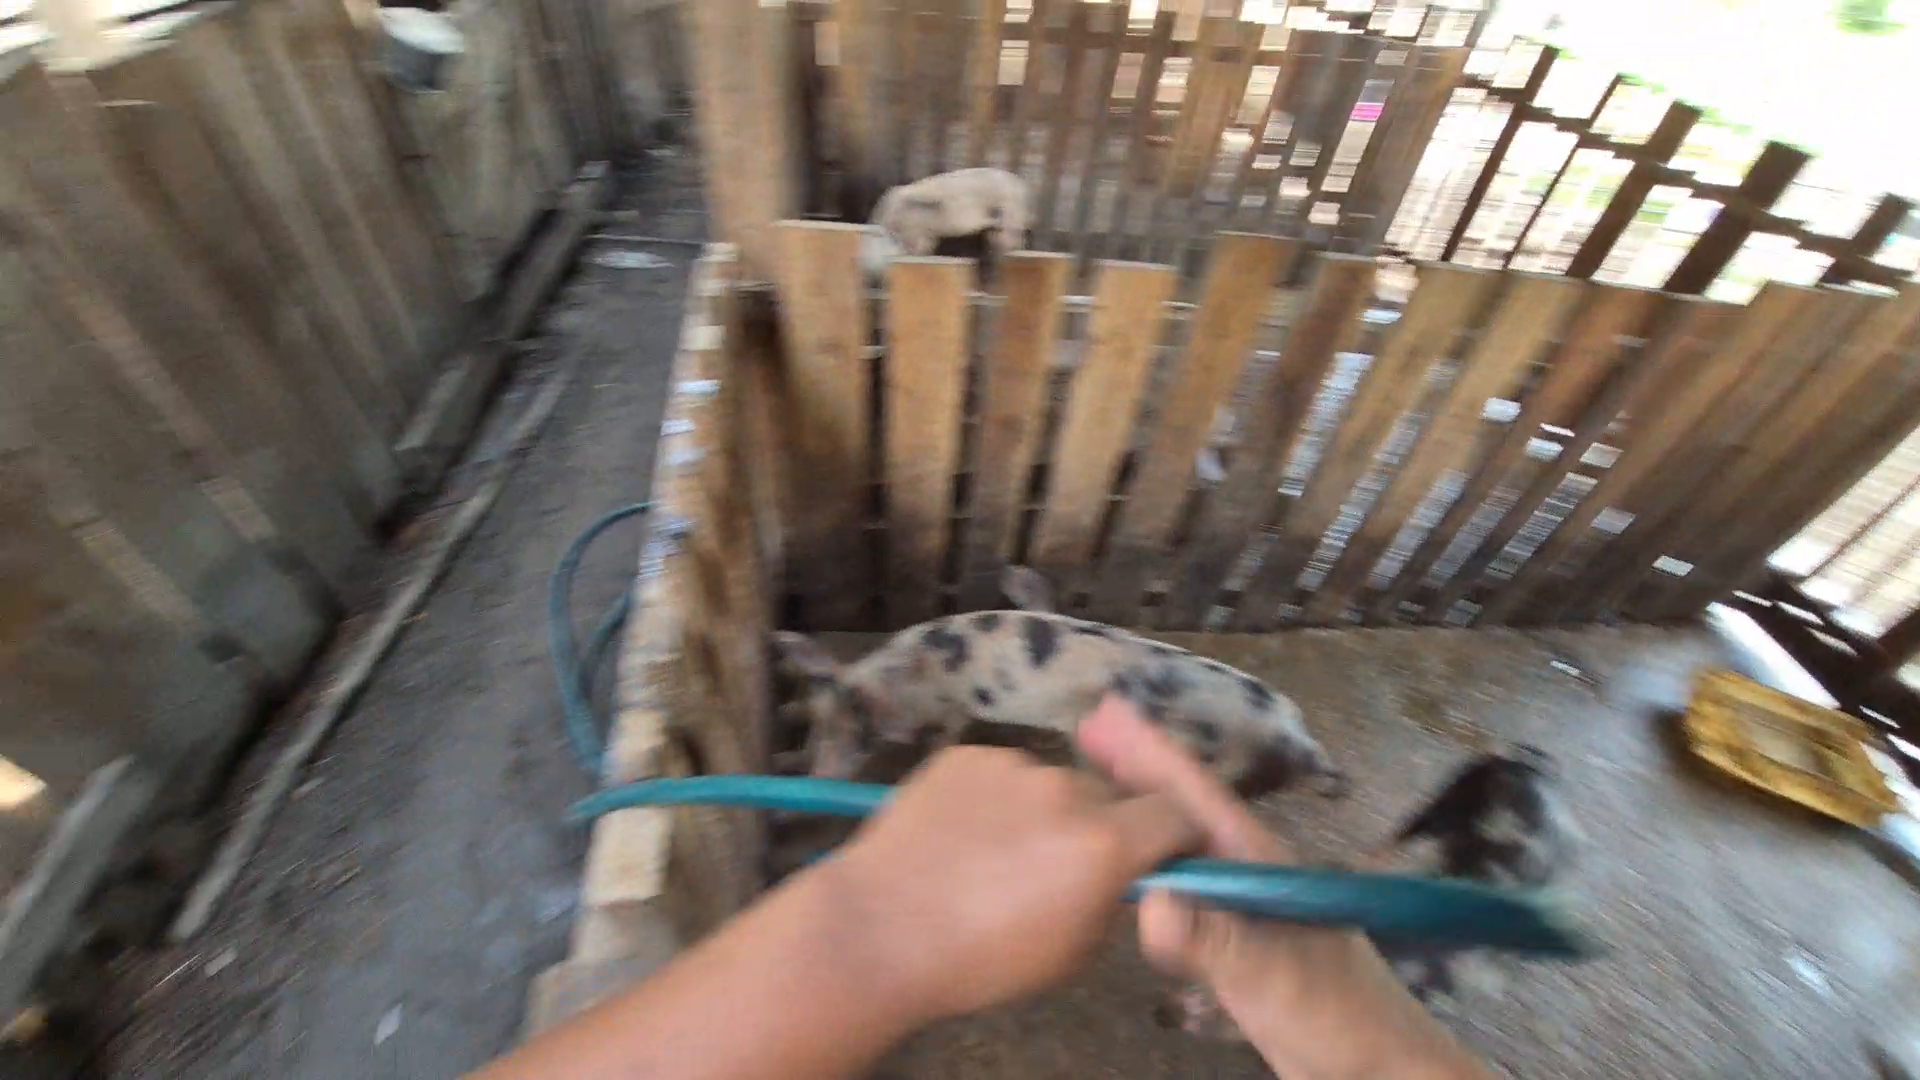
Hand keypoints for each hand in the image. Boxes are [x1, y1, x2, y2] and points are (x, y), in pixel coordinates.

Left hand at [812, 743, 1198, 1025]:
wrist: (881, 926)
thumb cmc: (981, 958)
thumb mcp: (1072, 951)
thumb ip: (1111, 898)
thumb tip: (1120, 873)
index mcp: (1101, 841)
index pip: (1174, 813)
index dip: (1176, 832)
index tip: (1165, 849)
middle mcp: (1063, 787)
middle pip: (1106, 796)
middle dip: (1101, 824)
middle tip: (1060, 861)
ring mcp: (1009, 762)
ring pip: (1049, 782)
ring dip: (1043, 809)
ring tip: (997, 849)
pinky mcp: (965, 753)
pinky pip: (1000, 772)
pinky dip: (996, 797)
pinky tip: (962, 832)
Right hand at [1079, 699, 1494, 1079]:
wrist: (1377, 1064)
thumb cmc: (1333, 1011)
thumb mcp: (1271, 975)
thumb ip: (1215, 939)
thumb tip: (1151, 903)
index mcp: (1253, 855)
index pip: (1194, 789)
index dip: (1150, 749)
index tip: (1111, 711)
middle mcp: (1239, 862)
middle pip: (1181, 800)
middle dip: (1138, 760)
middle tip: (1092, 724)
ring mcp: (1234, 894)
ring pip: (1176, 834)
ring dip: (1139, 798)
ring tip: (1098, 772)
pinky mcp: (1227, 926)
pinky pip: (1175, 874)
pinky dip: (1145, 850)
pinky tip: (1126, 856)